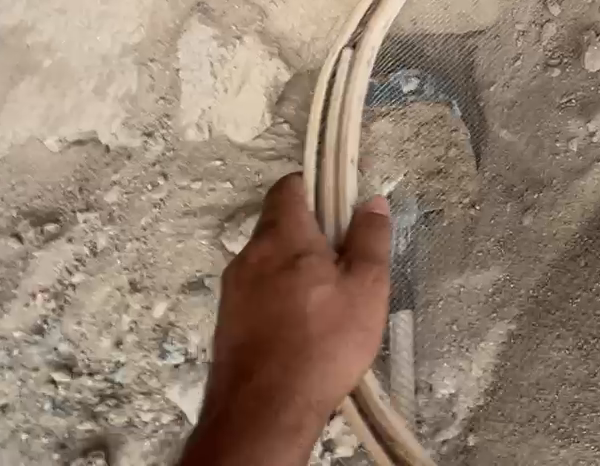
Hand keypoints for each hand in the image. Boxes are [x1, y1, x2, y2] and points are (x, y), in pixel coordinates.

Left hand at [180, 174, 391, 465]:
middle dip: (315, 228)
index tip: (345, 194)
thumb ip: (370, 238)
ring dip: (300, 262)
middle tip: (350, 251)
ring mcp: (233, 293)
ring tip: (334, 290)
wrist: (263, 418)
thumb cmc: (323, 343)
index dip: (318, 182)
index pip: (290, 187)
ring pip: (271, 259)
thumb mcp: (367, 285)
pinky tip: (309, 319)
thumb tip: (371, 202)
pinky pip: (261, 288)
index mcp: (282, 238)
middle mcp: (248, 258)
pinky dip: (285, 290)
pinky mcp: (228, 325)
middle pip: (281, 223)